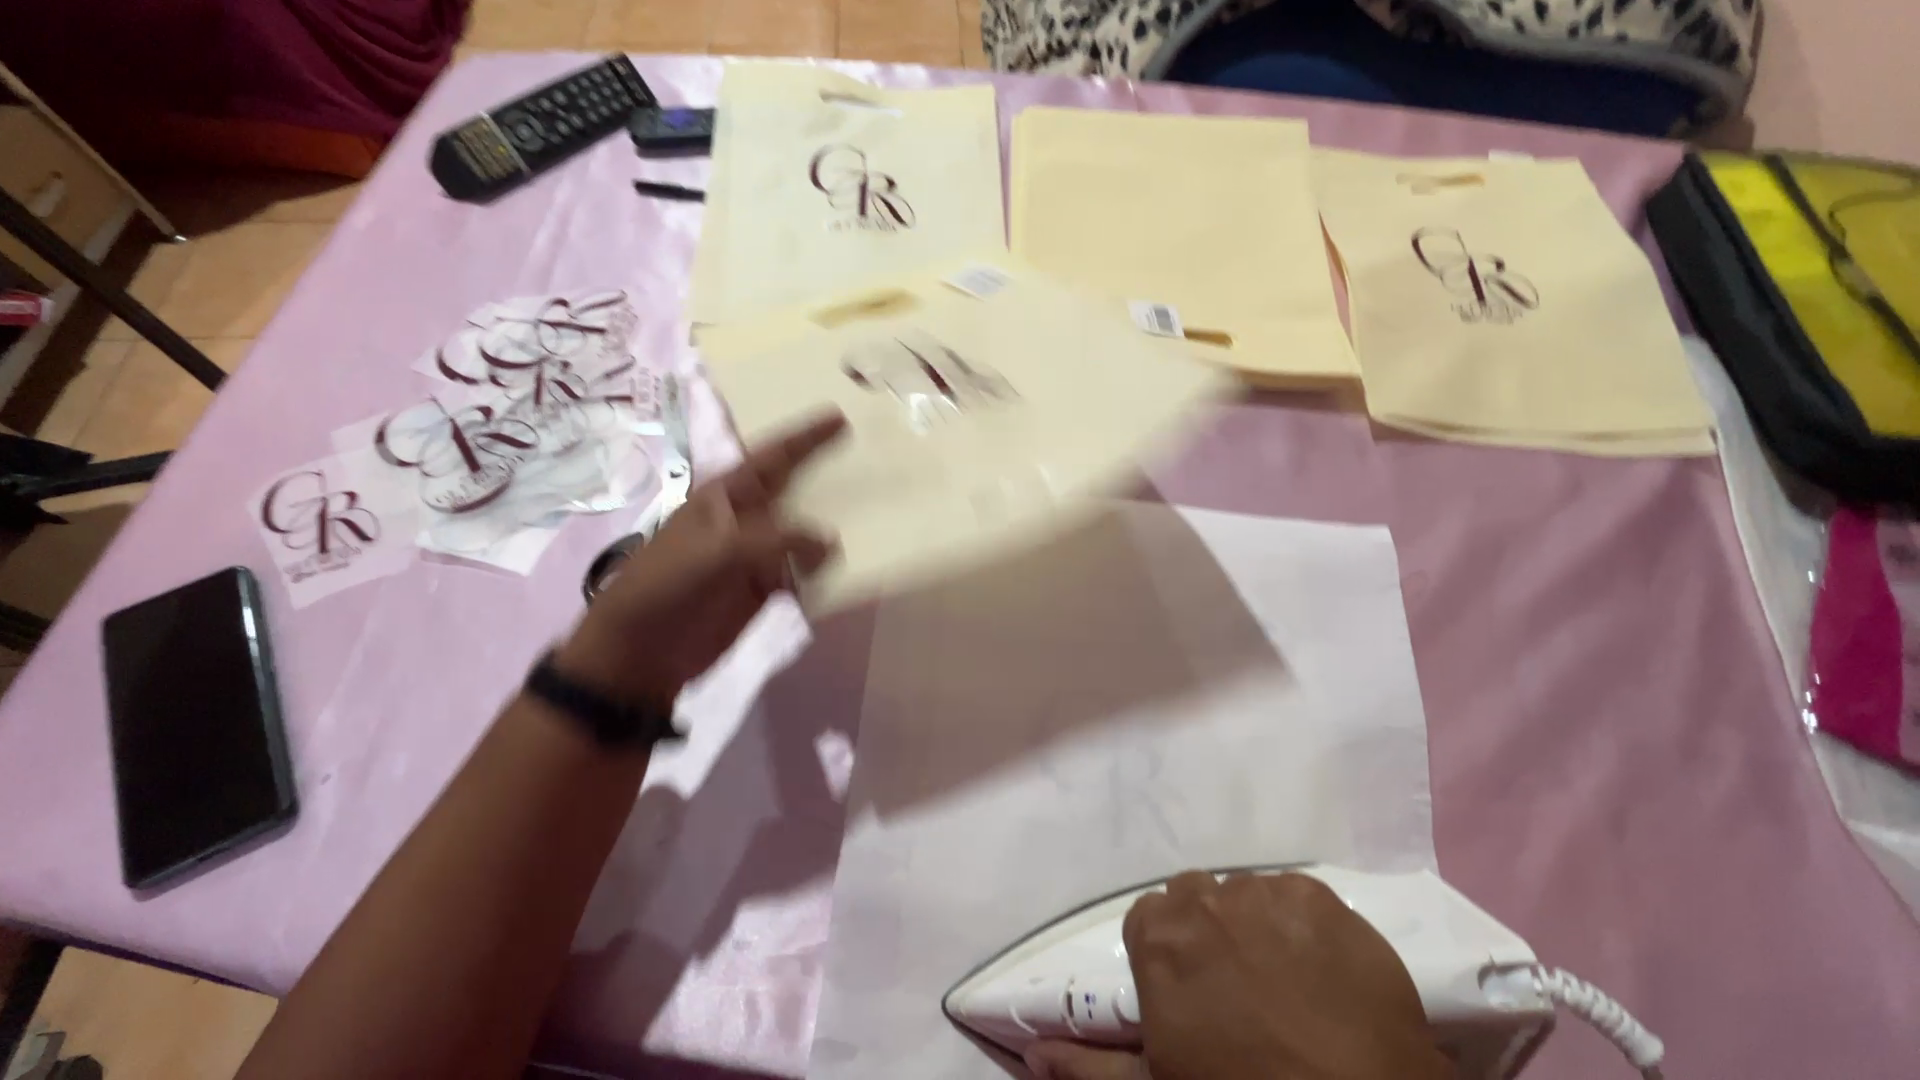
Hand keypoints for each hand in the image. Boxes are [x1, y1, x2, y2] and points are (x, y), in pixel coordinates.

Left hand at [552, 411, 846, 705]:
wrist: (642, 649)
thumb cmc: (669, 585)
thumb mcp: (718, 550)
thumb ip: (776, 539)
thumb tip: (831, 542)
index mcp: (724, 497)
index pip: (771, 458)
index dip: (804, 438)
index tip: (839, 417)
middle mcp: (746, 521)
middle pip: (795, 492)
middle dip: (829, 478)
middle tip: (873, 464)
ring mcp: (757, 558)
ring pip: (805, 536)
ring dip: (836, 528)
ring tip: (880, 515)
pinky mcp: (766, 592)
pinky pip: (806, 576)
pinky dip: (828, 573)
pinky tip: (858, 567)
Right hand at [1024, 873, 1453, 1079]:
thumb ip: (1089, 1065)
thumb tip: (1033, 1053)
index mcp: (1158, 936)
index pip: (1149, 919)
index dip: (1168, 955)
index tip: (1188, 992)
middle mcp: (1206, 899)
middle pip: (1196, 897)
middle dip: (1207, 931)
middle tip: (1235, 987)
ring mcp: (1268, 893)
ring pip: (1247, 894)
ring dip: (1254, 925)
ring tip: (1283, 979)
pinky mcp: (1324, 897)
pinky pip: (1297, 896)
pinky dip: (1301, 923)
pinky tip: (1320, 968)